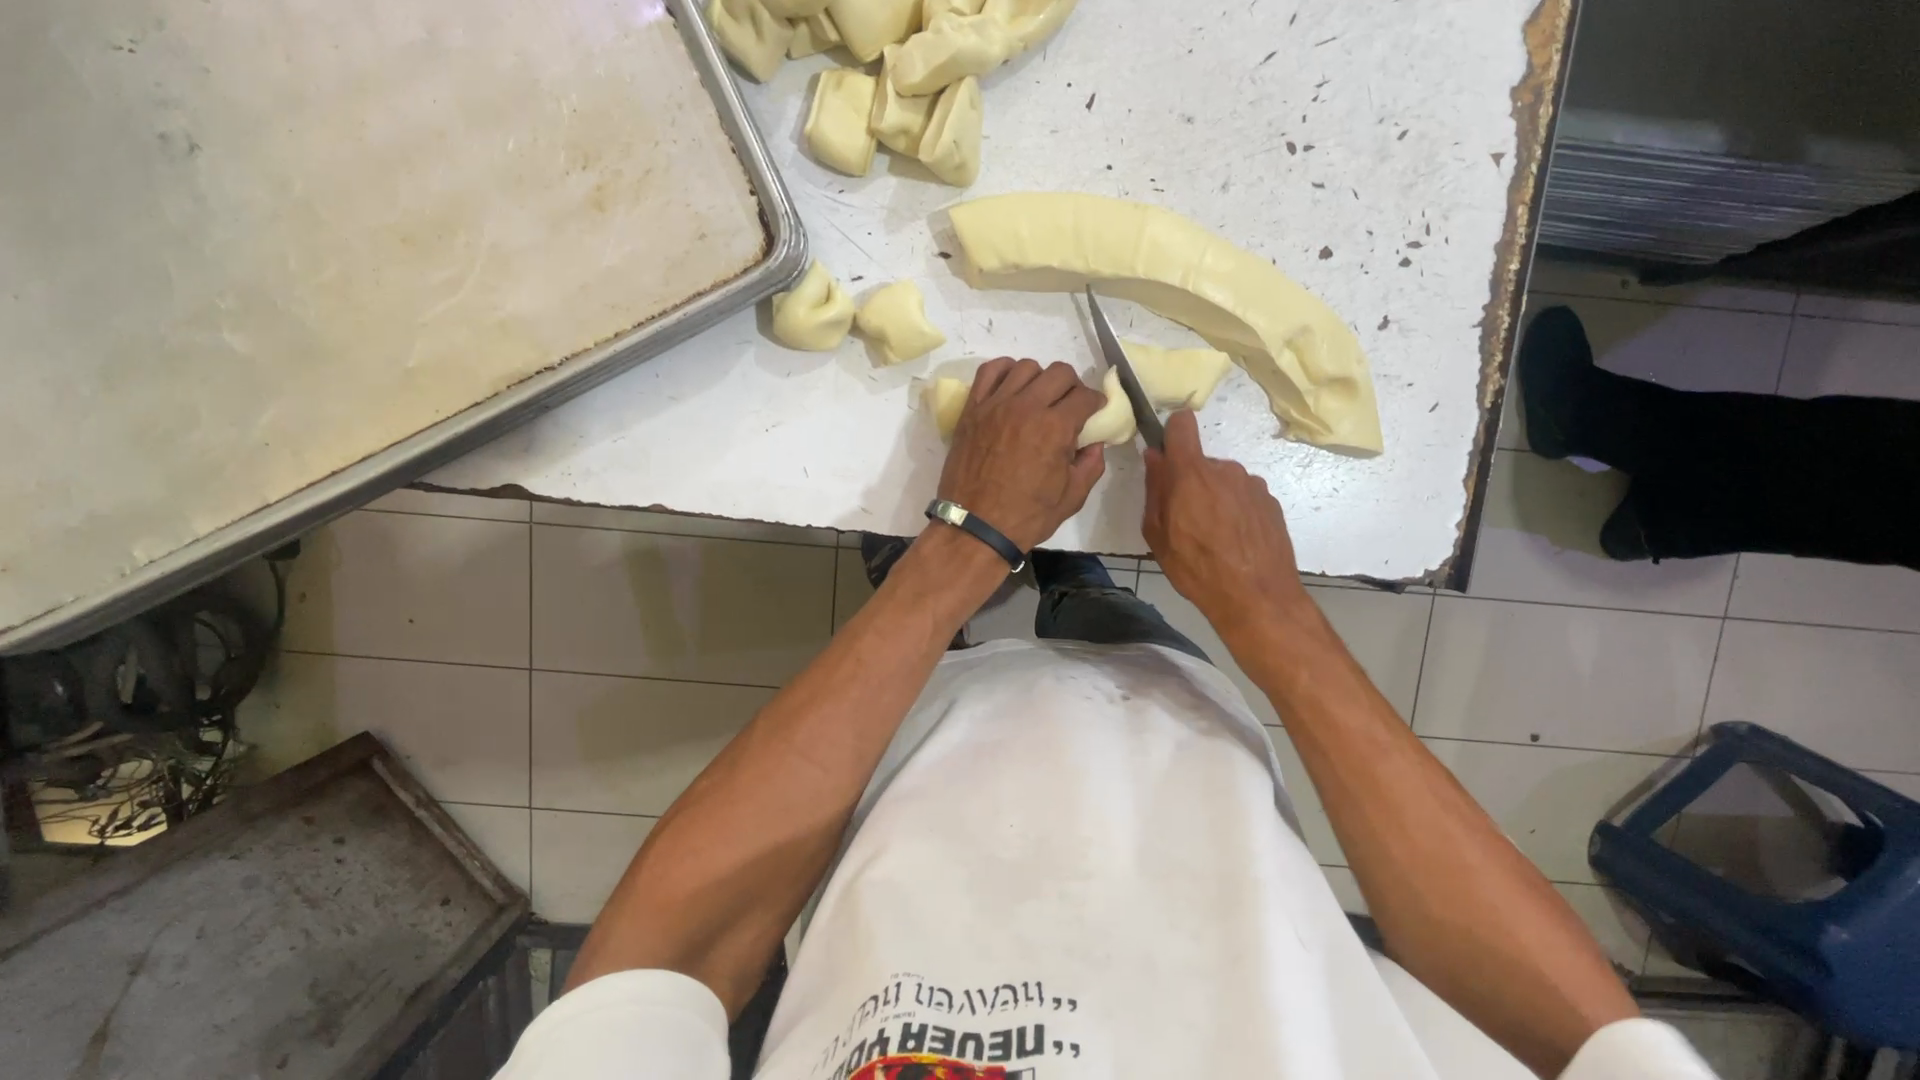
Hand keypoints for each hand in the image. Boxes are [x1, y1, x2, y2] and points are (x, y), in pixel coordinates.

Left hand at [937, 358, 1106, 550]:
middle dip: (1072, 386)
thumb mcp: (1072, 497)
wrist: (975, 527)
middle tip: (1070, 406)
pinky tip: (1012, 386)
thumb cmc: (1027, 516)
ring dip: (1040, 378)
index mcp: (1054, 428)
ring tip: (1039, 398)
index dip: (1095, 402)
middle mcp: (1026, 407)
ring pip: (1026, 367)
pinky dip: (1005, 371)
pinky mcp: (972, 409)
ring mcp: (995, 405)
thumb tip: (1095, 444)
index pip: (1084, 396)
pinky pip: (989, 372)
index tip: (1094, 411)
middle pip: (1059, 373)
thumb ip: (1090, 465)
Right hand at [1143, 410, 1310, 631]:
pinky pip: (1245, 498)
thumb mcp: (1157, 534)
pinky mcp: (1271, 502)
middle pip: (1201, 463)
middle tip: (1186, 520)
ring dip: (1216, 499)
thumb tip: (1155, 458)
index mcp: (1191, 473)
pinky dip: (1237, 512)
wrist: (1257, 596)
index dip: (1172, 433)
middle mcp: (1225, 470)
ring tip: (1215, 537)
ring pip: (1224, 482)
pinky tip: (1236, 542)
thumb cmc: (1196, 568)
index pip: (1182, 425)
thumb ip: (1155, 490)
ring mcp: (1253, 485)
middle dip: (1191, 482)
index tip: (1167, 454)